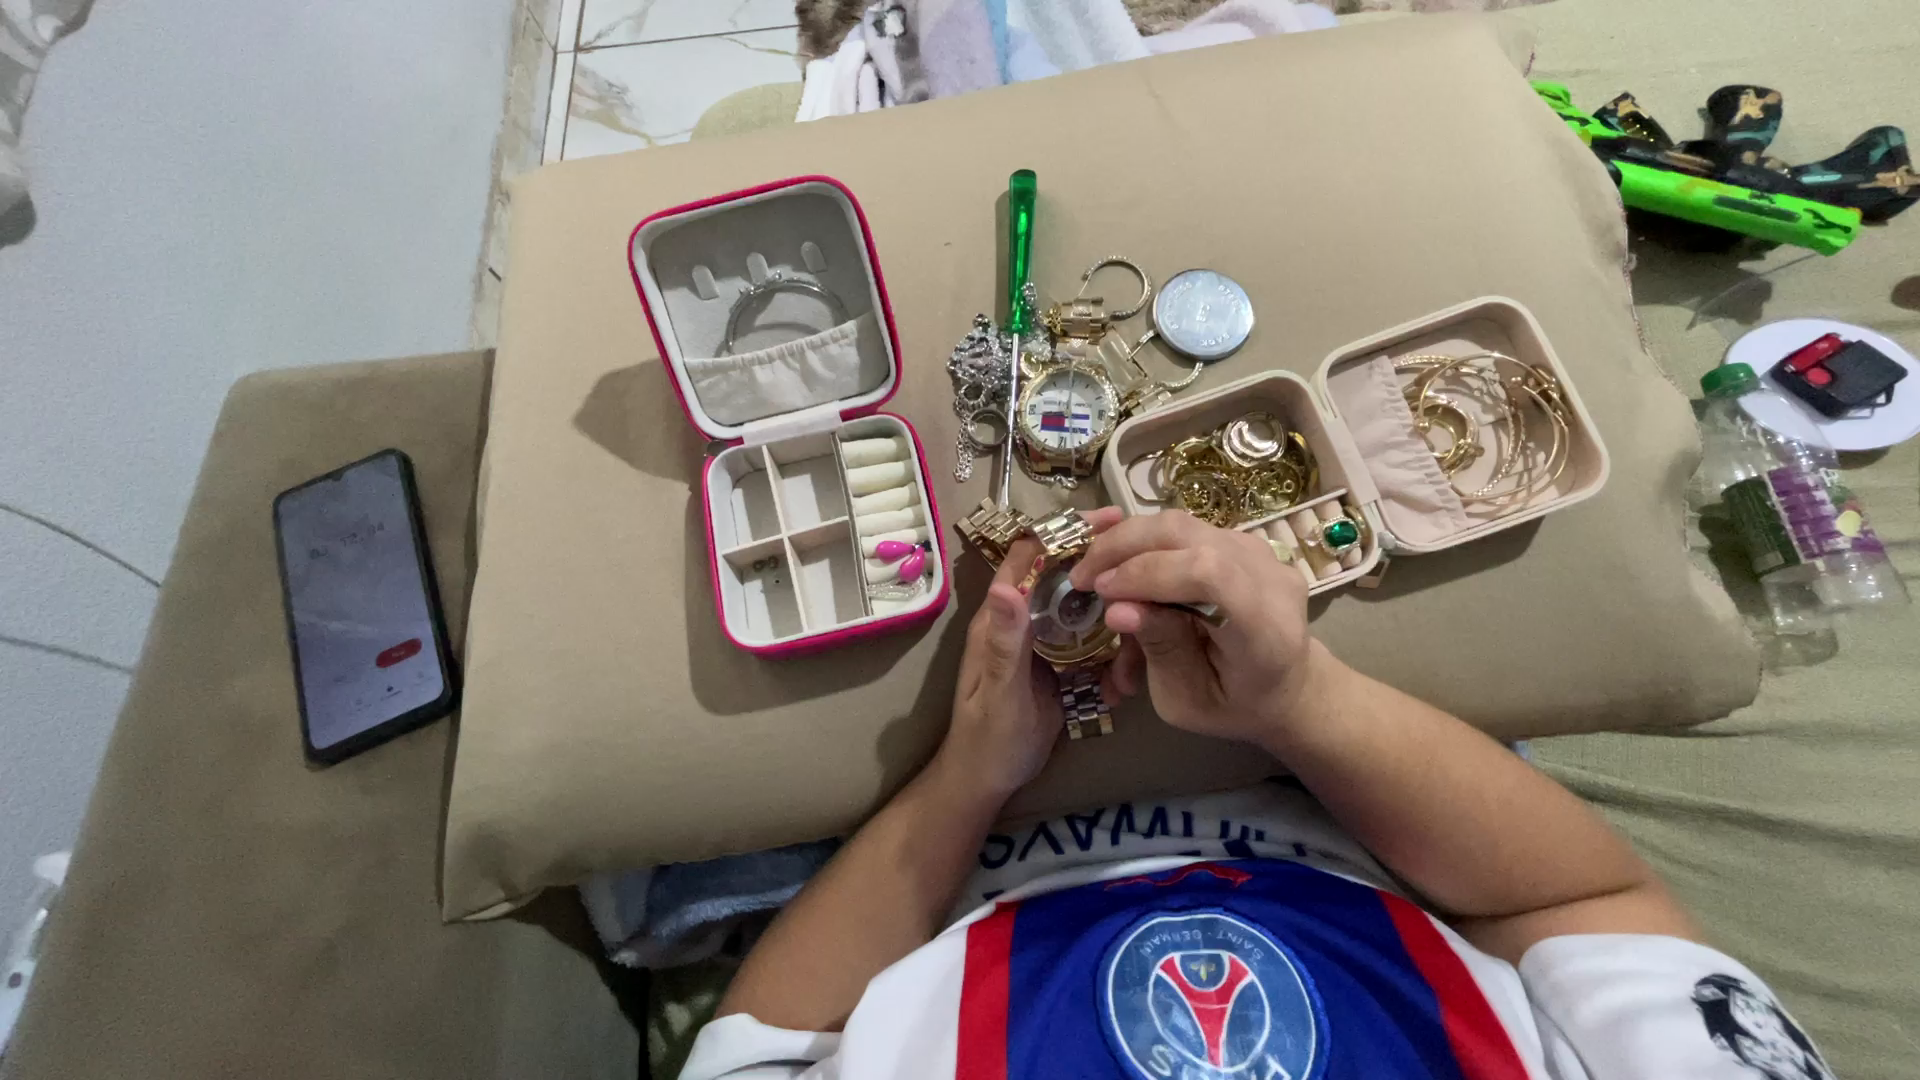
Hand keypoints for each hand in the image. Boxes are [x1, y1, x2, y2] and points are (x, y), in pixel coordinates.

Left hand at [935, 507, 1123, 801]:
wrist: (987, 781)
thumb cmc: (986, 738)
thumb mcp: (999, 693)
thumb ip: (1004, 644)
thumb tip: (1006, 587)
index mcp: (1001, 617)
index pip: (1030, 558)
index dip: (1065, 533)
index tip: (1111, 520)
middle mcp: (1024, 621)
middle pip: (1066, 578)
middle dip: (1105, 568)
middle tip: (1150, 564)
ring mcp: (1045, 644)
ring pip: (1086, 614)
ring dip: (1116, 621)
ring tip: (1145, 639)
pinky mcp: (1062, 668)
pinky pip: (1095, 651)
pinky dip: (1115, 660)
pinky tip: (1130, 681)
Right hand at [1069, 510, 1329, 748]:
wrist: (1284, 686)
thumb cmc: (1234, 704)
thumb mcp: (1186, 700)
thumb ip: (1159, 651)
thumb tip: (1117, 611)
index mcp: (1264, 628)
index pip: (1209, 573)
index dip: (1147, 573)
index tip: (1101, 594)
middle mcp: (1268, 577)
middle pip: (1186, 533)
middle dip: (1122, 548)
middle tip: (1082, 577)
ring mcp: (1257, 551)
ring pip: (1178, 523)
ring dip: (1125, 542)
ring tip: (1094, 571)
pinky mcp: (1240, 541)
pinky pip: (1181, 530)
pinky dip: (1142, 545)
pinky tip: (1119, 566)